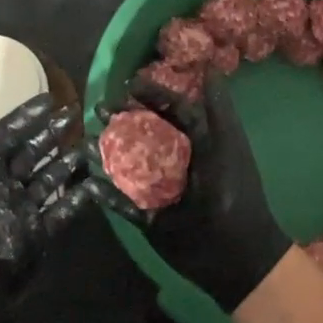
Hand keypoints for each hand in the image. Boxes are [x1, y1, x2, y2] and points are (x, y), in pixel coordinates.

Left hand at [0, 93, 114, 322]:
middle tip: (76, 114)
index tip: (49, 99)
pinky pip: (62, 209)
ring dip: (68, 159)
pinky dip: (78, 196)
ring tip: (92, 142)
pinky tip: (96, 182)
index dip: (25, 117)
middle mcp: (2, 187)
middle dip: (52, 133)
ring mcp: (21, 211)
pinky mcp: (38, 234)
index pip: (5, 136)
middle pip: (31, 153)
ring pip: (49, 176)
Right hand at [99, 75, 292, 313]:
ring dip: (108, 155)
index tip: (128, 84)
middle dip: (122, 121)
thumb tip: (210, 68)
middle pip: (145, 135)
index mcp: (198, 142)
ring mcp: (162, 191)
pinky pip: (124, 203)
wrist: (237, 255)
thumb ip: (217, 109)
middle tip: (99, 110)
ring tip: (86, 144)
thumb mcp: (227, 145)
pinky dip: (107, 194)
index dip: (152, 95)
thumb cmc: (234, 193)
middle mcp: (178, 162)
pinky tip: (89, 183)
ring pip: (129, 167)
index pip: (171, 111)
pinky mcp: (151, 219)